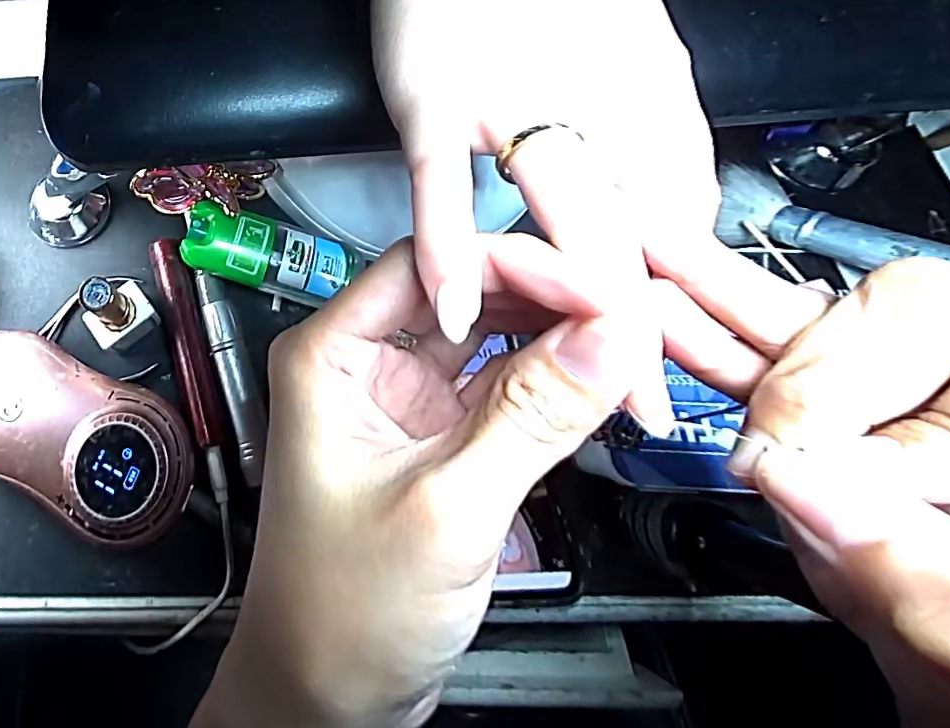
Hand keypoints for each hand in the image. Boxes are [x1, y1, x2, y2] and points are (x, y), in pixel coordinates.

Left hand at [195, 235, 637, 727]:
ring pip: (484, 334)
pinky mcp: (434, 429)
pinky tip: (594, 377)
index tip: (591, 283)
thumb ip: (530, 419)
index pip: (423, 267)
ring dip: (552, 334)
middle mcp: (360, 358)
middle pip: (458, 291)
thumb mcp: (445, 507)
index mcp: (329, 353)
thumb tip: (606, 340)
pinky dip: (546, 379)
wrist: (325, 687)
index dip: (508, 264)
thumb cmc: (343, 606)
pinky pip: (497, 383)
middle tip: (623, 308)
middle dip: (542, 295)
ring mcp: (400, 393)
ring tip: (623, 339)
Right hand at [334, 0, 714, 435]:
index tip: (688, 349)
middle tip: (655, 408)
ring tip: (582, 391)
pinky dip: (449, 250)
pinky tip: (455, 307)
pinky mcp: (435, 100)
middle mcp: (596, 94)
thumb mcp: (623, 21)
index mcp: (652, 77)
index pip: (687, 203)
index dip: (692, 287)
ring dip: (577, 309)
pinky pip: (444, 189)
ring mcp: (509, 99)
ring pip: (561, 217)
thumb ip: (646, 105)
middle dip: (653, 328)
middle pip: (641, 228)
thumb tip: (658, 182)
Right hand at [651, 243, 949, 723]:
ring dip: (733, 316)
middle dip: (830, 379)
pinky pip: (777, 371)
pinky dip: (717, 350)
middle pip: (934, 312)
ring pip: (834, 326)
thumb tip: (809, 491)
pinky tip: (667, 312)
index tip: (868, 489)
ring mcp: (947, 422)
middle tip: (777, 450)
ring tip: (659, 287)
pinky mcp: (861, 444)